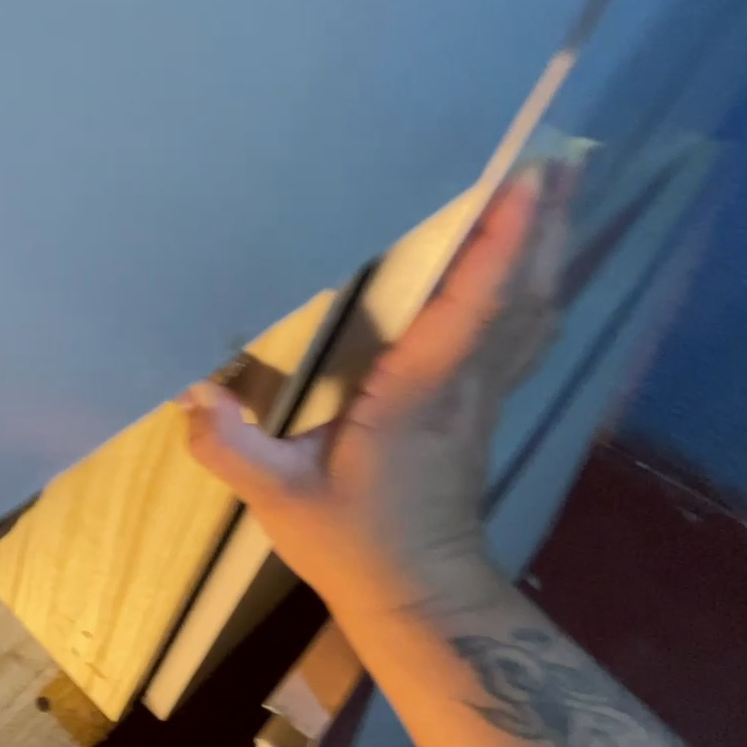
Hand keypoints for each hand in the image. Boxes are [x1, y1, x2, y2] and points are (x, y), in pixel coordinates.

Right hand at [178, 165, 570, 617]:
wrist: (420, 593)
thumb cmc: (351, 541)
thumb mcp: (278, 498)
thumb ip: (230, 445)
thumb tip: (188, 390)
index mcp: (417, 396)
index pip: (470, 309)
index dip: (498, 244)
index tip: (521, 178)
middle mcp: (464, 386)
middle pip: (522, 294)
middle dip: (544, 224)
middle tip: (558, 153)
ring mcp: (482, 396)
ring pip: (532, 311)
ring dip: (548, 248)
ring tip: (557, 188)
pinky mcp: (479, 407)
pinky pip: (520, 332)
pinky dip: (532, 285)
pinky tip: (530, 264)